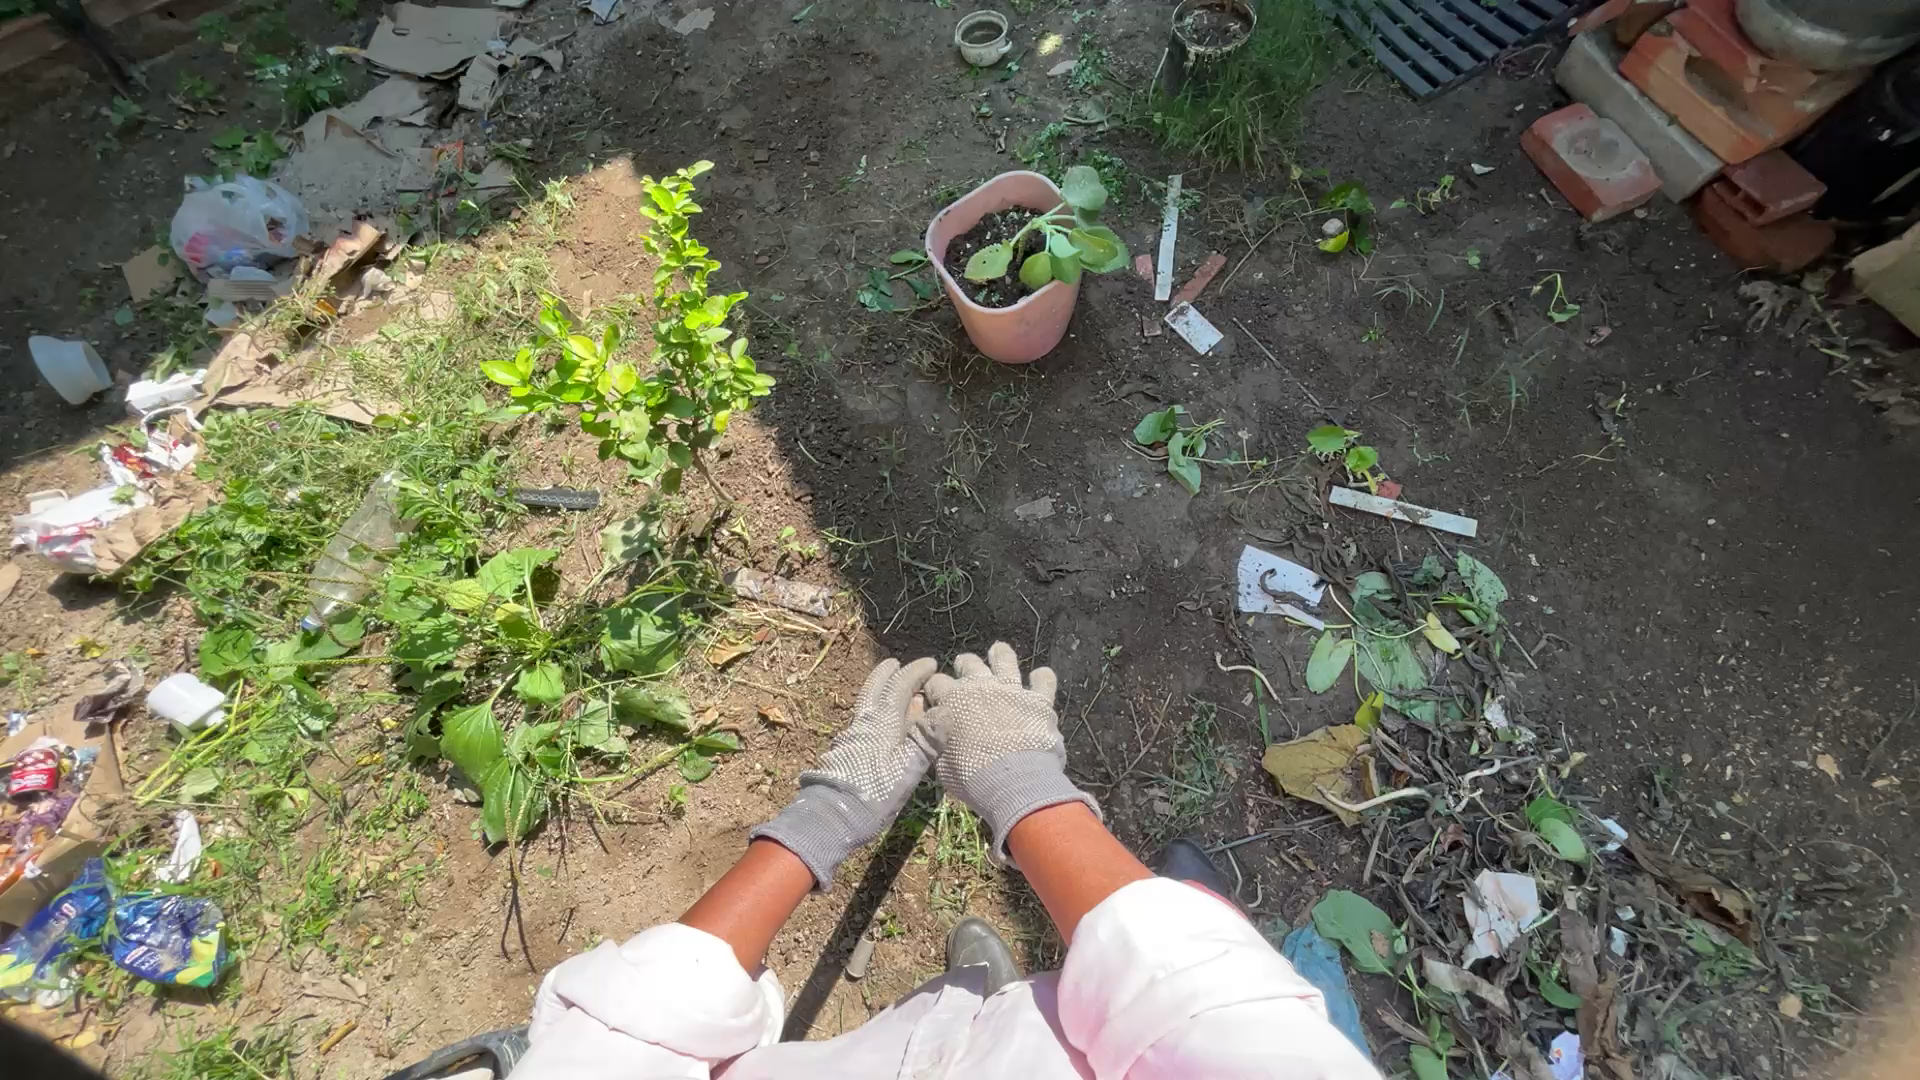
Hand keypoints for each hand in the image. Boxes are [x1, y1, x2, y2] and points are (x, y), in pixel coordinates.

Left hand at [749, 656, 936, 887]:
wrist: (830, 820)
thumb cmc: (873, 794)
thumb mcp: (907, 769)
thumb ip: (926, 740)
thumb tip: (944, 711)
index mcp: (882, 723)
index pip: (899, 686)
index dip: (915, 672)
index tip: (931, 664)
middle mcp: (864, 725)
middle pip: (874, 690)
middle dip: (886, 674)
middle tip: (895, 662)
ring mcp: (851, 739)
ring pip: (866, 706)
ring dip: (879, 693)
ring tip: (890, 692)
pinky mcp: (843, 754)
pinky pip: (863, 723)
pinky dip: (875, 715)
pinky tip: (878, 727)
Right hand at [921, 642, 1097, 865]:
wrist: (1012, 781)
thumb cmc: (970, 775)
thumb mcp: (940, 761)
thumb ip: (933, 739)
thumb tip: (927, 729)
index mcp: (952, 700)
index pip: (936, 683)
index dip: (934, 689)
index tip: (935, 696)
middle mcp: (981, 687)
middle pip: (968, 663)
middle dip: (964, 665)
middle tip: (964, 669)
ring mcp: (1011, 690)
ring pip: (1005, 660)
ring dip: (1001, 655)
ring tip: (999, 651)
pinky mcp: (1038, 700)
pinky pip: (1044, 681)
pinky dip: (1042, 678)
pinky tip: (1041, 676)